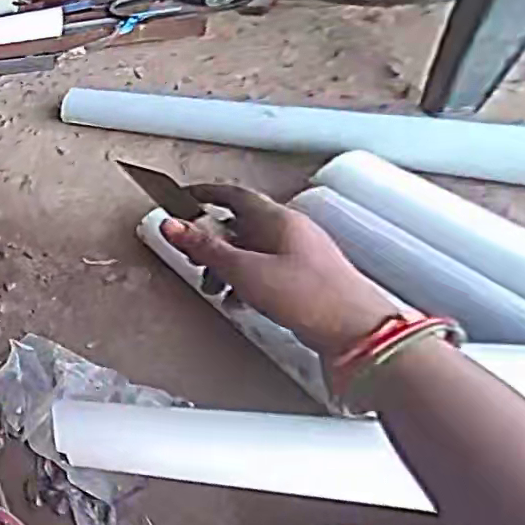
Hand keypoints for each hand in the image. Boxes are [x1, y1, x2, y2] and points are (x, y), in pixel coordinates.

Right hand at [159, 183, 396, 357]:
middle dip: (208, 242)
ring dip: (222, 266)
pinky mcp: (300, 275)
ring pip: (245, 249)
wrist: (354, 331)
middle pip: (236, 225)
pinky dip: (241, 280)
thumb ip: (202, 246)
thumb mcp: (240, 268)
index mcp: (278, 220)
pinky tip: (236, 298)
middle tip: (191, 255)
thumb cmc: (306, 295)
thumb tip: (171, 225)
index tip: (182, 197)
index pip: (234, 195)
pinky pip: (259, 268)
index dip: (205, 193)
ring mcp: (296, 253)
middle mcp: (289, 231)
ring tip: (214, 286)